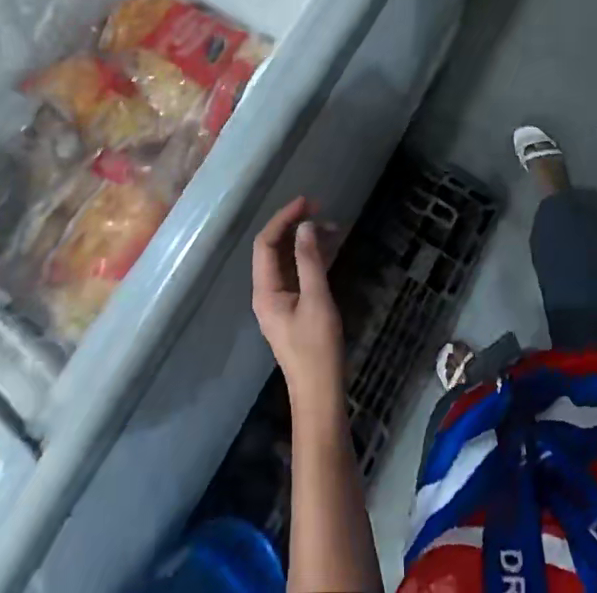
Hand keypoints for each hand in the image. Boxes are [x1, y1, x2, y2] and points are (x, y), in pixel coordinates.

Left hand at [251, 197, 345, 416]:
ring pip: (286, 261)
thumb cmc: (318, 350)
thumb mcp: (317, 302)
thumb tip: (305, 227)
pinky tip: (328, 250)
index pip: (266, 243)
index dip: (283, 219)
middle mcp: (266, 292)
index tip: (306, 203)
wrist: (320, 394)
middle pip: (274, 249)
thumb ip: (309, 262)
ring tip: (332, 228)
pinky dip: (310, 259)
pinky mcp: (292, 310)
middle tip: (320, 210)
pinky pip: (296, 275)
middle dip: (294, 227)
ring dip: (305, 242)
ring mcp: (278, 301)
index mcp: (265, 290)